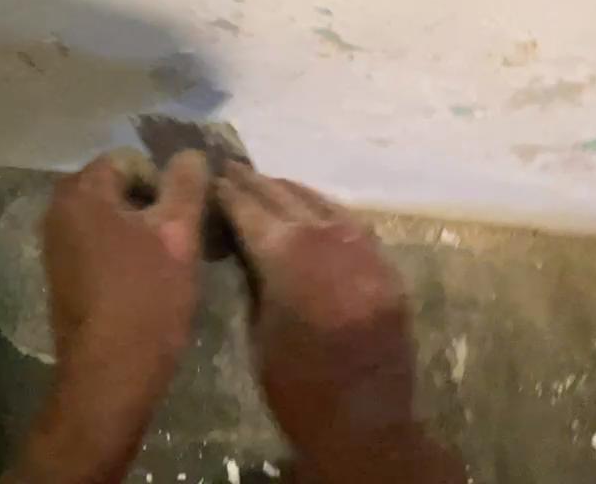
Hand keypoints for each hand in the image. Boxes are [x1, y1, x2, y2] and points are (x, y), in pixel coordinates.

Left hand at [5, 150, 209, 483]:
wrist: (107, 377)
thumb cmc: (145, 299)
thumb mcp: (178, 234)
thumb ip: (185, 185)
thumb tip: (190, 153)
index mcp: (81, 191)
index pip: (129, 161)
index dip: (162, 182)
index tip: (183, 217)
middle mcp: (58, 208)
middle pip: (116, 186)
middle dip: (150, 204)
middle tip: (179, 237)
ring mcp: (55, 242)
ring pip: (107, 216)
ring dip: (137, 228)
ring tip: (165, 259)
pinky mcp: (60, 272)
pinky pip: (95, 241)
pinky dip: (120, 249)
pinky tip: (143, 278)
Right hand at [219, 166, 459, 483]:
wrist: (367, 429)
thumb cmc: (296, 387)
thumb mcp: (257, 328)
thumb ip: (253, 276)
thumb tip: (242, 242)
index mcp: (287, 256)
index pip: (249, 210)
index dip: (227, 192)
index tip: (210, 176)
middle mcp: (326, 240)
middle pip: (283, 197)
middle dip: (254, 182)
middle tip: (231, 166)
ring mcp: (362, 249)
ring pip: (319, 201)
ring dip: (289, 189)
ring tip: (266, 180)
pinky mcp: (385, 265)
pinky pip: (351, 221)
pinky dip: (325, 208)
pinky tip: (312, 206)